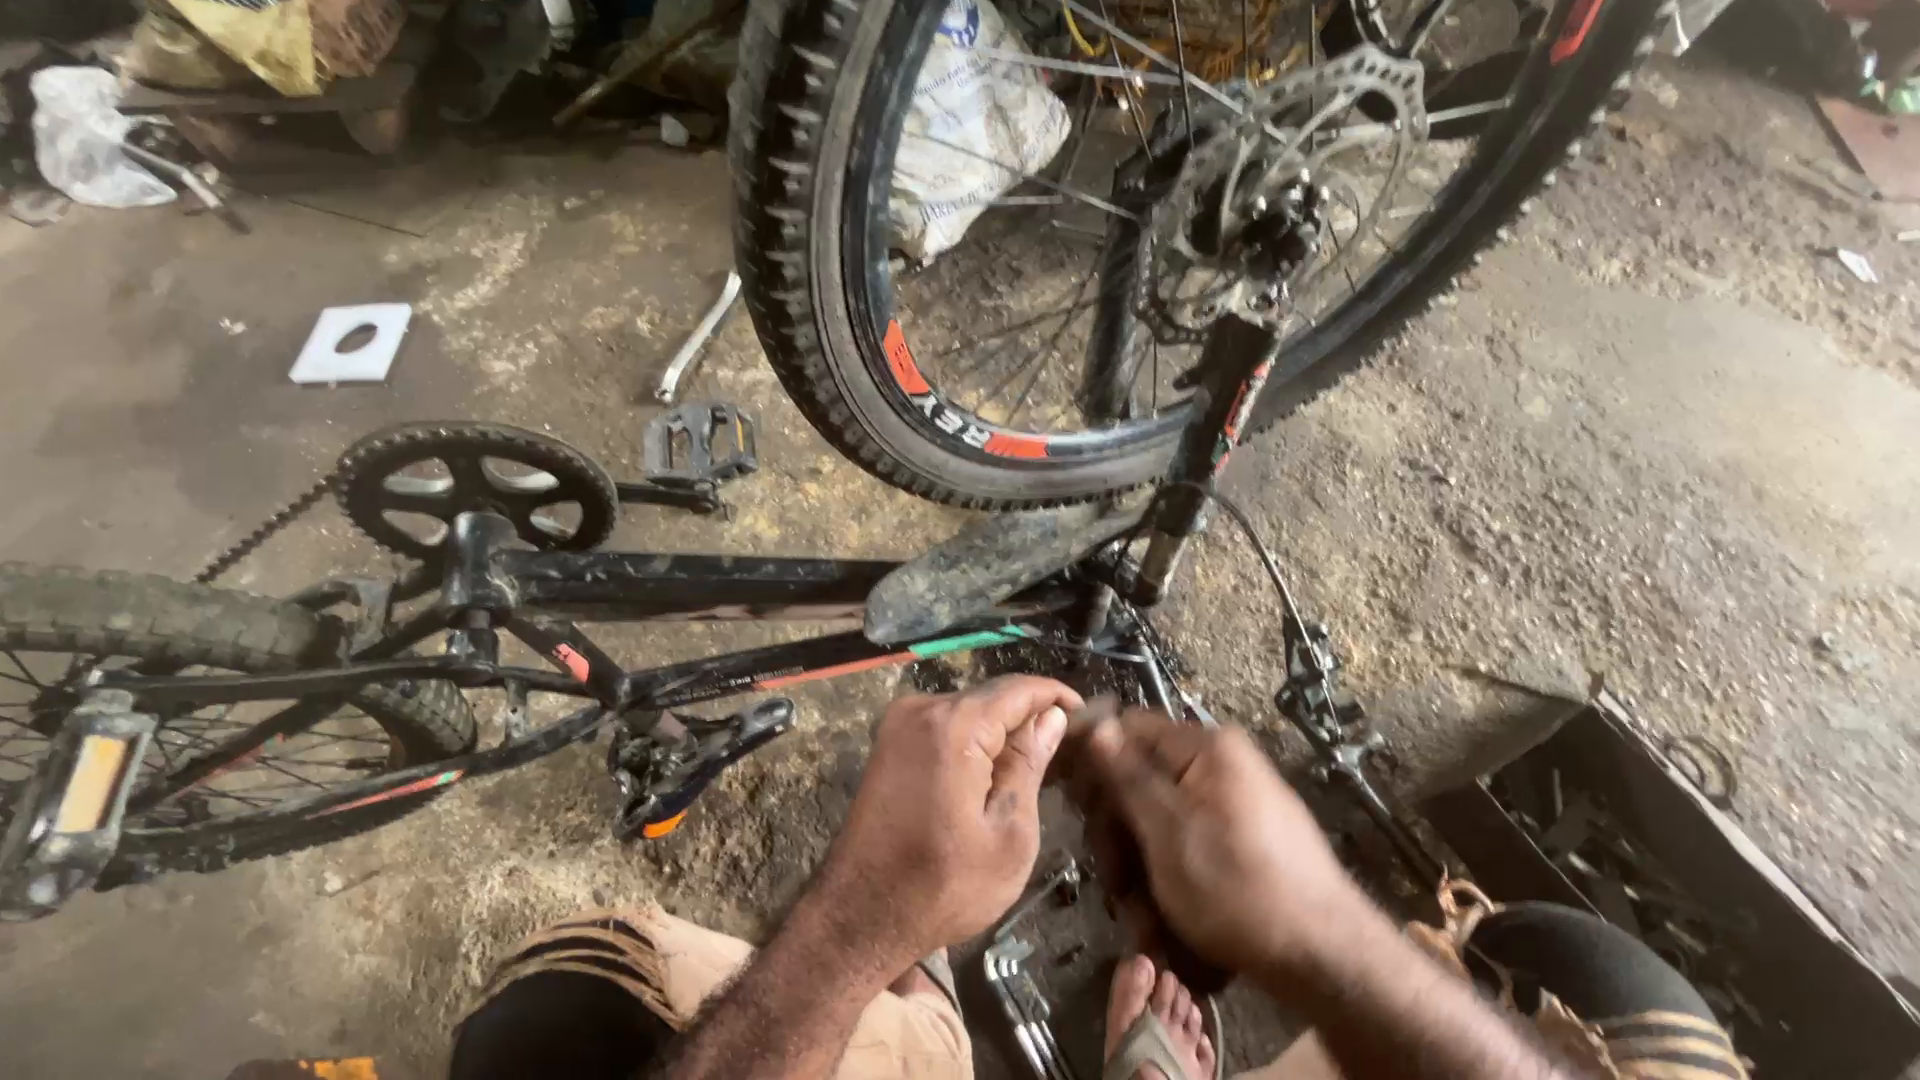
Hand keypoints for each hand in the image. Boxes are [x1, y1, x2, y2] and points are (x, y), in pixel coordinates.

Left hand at [811, 676, 1082, 970]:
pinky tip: (991, 774)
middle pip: (991, 696)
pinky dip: (971, 740)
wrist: (860, 916)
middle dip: (1029, 716)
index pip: (1018, 689)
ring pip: (967, 710)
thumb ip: (1029, 764)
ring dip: (1000, 730)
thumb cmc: (943, 886)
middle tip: (1065, 751)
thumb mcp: (1008, 834)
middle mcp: (921, 709)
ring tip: (1033, 767)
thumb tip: (1051, 717)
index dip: (1056, 696)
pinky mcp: (887, 743)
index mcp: (953, 726)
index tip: (1085, 716)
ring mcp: (897, 724)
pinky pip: (943, 725)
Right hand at [1075, 708, 1365, 980]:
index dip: (1094, 760)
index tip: (1071, 802)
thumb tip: (1096, 724)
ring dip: (1139, 866)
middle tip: (1114, 880)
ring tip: (1142, 916)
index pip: (1130, 728)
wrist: (1324, 958)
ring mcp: (1231, 805)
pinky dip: (1167, 876)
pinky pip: (1184, 843)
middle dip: (1118, 832)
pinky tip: (1164, 920)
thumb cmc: (1238, 887)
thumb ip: (1127, 775)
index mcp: (1207, 749)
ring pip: (1157, 820)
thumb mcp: (1168, 829)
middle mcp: (1220, 767)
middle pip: (1140, 780)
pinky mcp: (1238, 841)